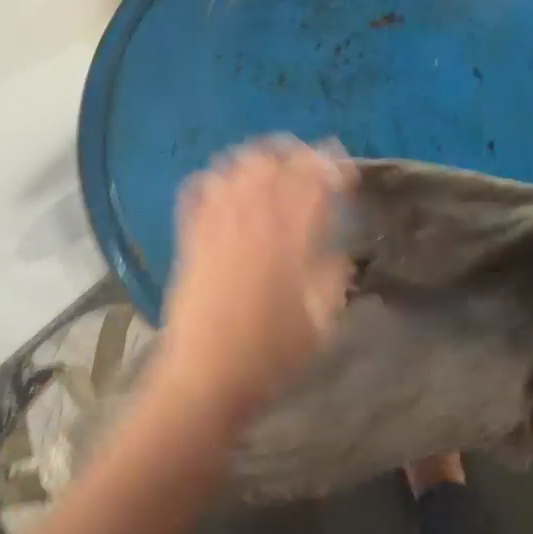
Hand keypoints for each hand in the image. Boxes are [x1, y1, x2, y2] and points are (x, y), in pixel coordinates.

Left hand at [153, 136, 352, 421]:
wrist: (206, 379)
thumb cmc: (270, 357)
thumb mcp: (320, 324)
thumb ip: (332, 281)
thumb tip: (340, 256)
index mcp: (291, 241)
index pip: (314, 183)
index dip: (331, 166)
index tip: (342, 169)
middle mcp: (254, 224)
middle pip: (273, 165)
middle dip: (294, 154)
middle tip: (308, 160)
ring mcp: (217, 228)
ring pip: (235, 171)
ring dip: (256, 159)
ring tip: (269, 164)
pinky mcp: (190, 240)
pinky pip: (198, 193)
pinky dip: (213, 179)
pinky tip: (223, 183)